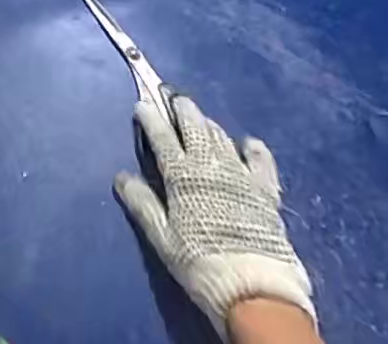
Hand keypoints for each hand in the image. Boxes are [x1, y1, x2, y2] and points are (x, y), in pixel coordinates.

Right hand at [113, 96, 314, 341]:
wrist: (256, 292)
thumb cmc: (201, 262)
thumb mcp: (161, 237)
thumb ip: (141, 203)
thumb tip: (121, 176)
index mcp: (181, 175)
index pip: (161, 136)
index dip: (150, 117)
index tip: (141, 104)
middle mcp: (210, 168)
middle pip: (194, 127)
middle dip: (180, 107)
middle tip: (171, 94)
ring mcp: (241, 178)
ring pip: (221, 138)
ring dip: (207, 123)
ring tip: (199, 116)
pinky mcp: (266, 194)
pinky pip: (261, 163)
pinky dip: (254, 149)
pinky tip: (248, 142)